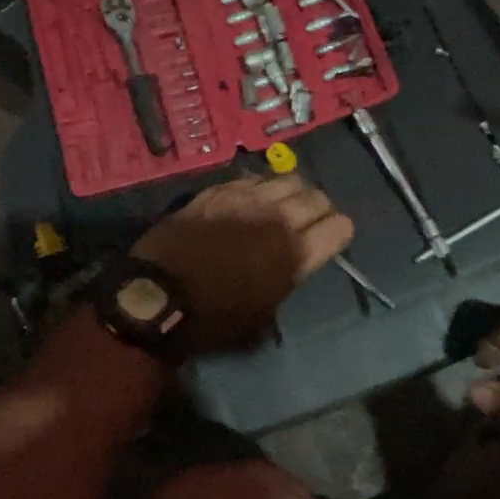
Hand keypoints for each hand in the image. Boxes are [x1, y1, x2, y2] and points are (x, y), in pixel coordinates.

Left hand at [129, 174, 353, 351]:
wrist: (158, 298)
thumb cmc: (213, 319)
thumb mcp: (263, 313)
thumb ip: (287, 280)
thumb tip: (289, 269)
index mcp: (296, 254)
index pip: (340, 227)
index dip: (338, 233)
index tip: (329, 240)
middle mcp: (278, 219)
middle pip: (317, 198)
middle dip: (318, 210)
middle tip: (307, 223)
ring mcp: (247, 199)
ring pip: (286, 179)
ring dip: (290, 193)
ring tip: (280, 206)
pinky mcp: (218, 190)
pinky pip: (251, 178)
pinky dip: (258, 188)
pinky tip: (250, 200)